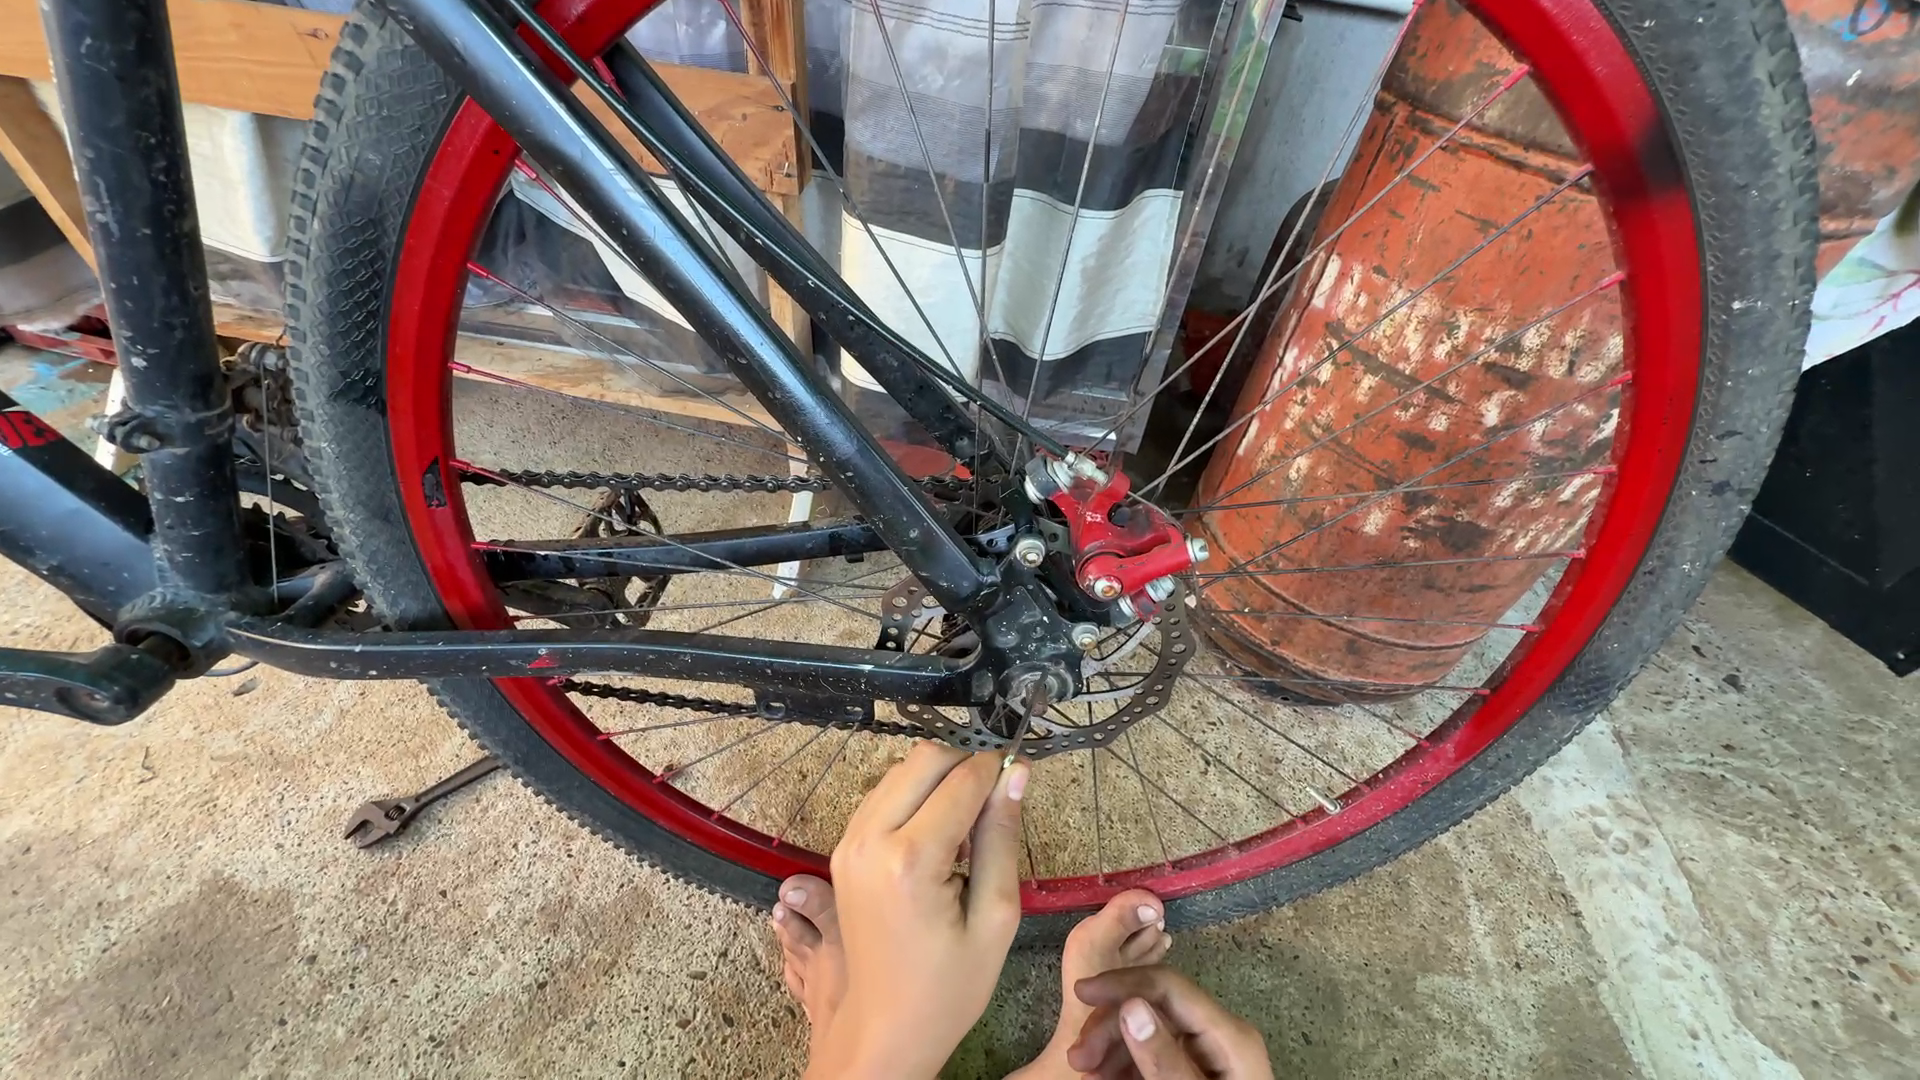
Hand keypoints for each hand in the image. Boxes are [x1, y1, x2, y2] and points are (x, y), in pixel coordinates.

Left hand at [803, 742, 1029, 1079]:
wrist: (883, 1029)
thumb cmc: (948, 986)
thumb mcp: (995, 918)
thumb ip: (1003, 837)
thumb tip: (1017, 774)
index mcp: (911, 860)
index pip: (962, 780)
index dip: (997, 768)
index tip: (1022, 770)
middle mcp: (871, 838)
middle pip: (925, 758)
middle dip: (966, 764)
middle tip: (994, 799)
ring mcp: (849, 840)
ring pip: (901, 768)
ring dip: (938, 778)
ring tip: (966, 824)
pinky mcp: (843, 846)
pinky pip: (882, 792)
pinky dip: (914, 794)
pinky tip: (935, 831)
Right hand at [1066, 965, 1273, 1079]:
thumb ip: (1166, 1062)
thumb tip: (1130, 1007)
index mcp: (1229, 1036)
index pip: (1167, 986)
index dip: (1121, 984)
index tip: (1080, 995)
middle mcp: (1218, 1035)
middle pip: (1152, 1007)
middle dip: (1110, 1026)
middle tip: (1078, 1058)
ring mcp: (1207, 1054)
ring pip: (1147, 1030)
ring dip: (1111, 1048)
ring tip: (1086, 1075)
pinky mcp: (1194, 1073)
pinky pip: (1153, 1055)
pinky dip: (1124, 1066)